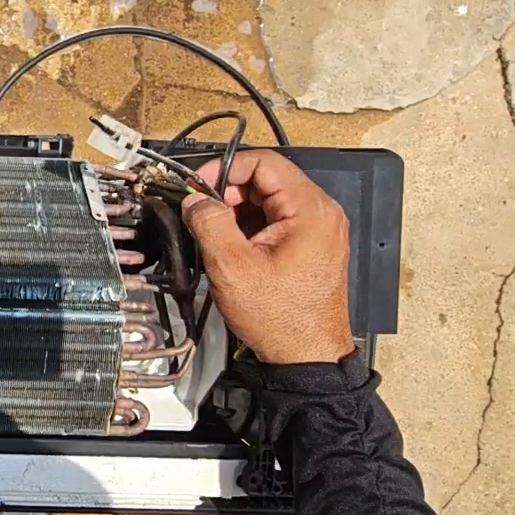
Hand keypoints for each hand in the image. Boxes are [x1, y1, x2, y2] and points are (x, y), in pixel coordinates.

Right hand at [180, 150, 353, 365]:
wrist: (305, 352)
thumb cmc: (278, 315)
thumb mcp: (231, 266)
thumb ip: (209, 223)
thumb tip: (194, 200)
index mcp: (310, 211)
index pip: (264, 162)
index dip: (223, 169)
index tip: (196, 188)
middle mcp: (320, 213)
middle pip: (265, 178)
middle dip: (226, 191)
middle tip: (202, 215)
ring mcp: (317, 228)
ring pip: (266, 197)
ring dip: (234, 208)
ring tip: (215, 235)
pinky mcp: (309, 243)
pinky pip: (272, 217)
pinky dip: (246, 223)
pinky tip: (231, 246)